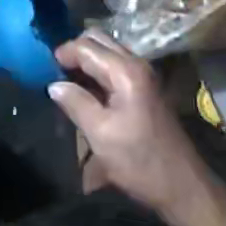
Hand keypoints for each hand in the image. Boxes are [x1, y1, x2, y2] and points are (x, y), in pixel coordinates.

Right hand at [49, 32, 225, 225]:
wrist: (181, 184)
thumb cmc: (139, 160)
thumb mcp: (101, 135)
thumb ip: (76, 103)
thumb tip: (54, 84)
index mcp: (126, 70)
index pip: (87, 46)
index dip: (64, 53)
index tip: (43, 67)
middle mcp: (136, 63)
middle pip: (99, 40)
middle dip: (75, 51)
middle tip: (54, 71)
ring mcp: (143, 74)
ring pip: (108, 52)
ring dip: (87, 61)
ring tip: (66, 81)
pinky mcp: (144, 88)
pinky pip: (115, 67)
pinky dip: (98, 71)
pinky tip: (85, 91)